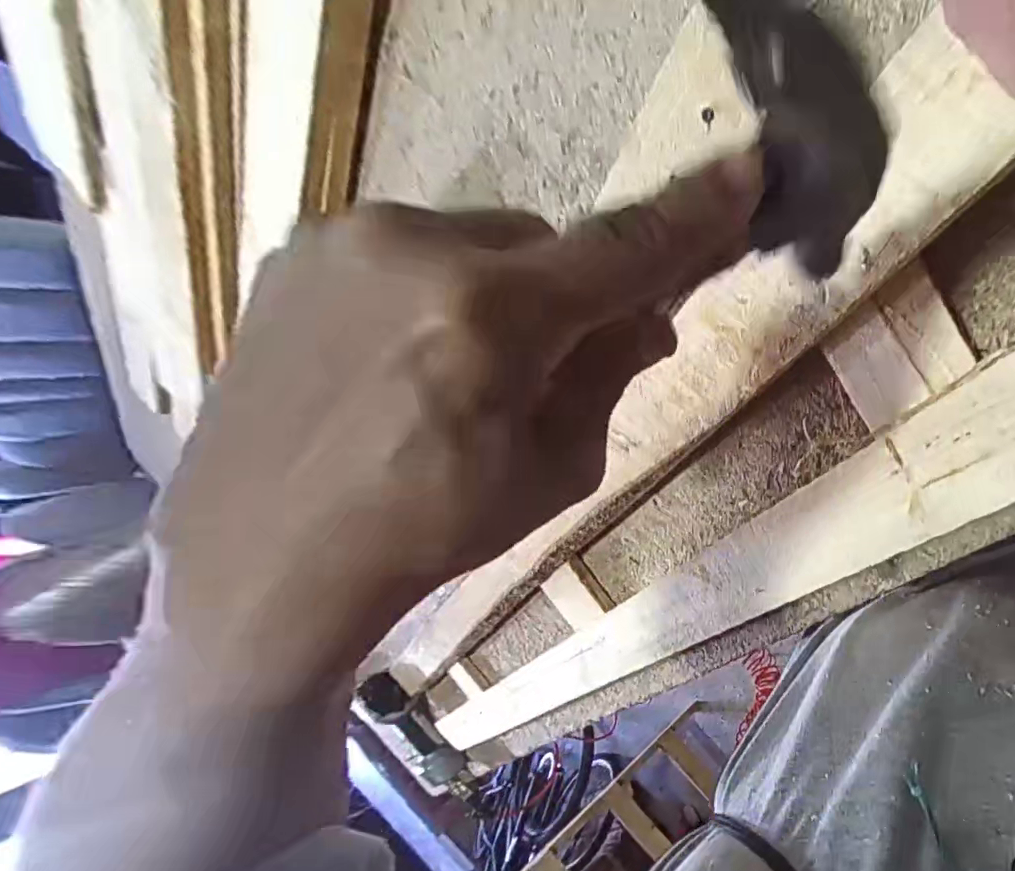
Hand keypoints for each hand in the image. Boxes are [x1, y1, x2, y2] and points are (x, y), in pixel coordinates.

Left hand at [148, 152, 763, 689]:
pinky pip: (419, 252)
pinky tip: (416, 360)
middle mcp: (417, 248)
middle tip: (565, 365)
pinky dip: (448, 294)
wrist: (270, 551)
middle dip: (574, 295)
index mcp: (492, 317)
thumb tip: (647, 320)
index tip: (744, 174)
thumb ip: (606, 378)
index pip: (620, 253)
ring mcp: (348, 239)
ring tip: (473, 374)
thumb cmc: (438, 527)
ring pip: (484, 243)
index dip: (690, 218)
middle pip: (549, 245)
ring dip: (510, 294)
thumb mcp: (559, 468)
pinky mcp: (301, 250)